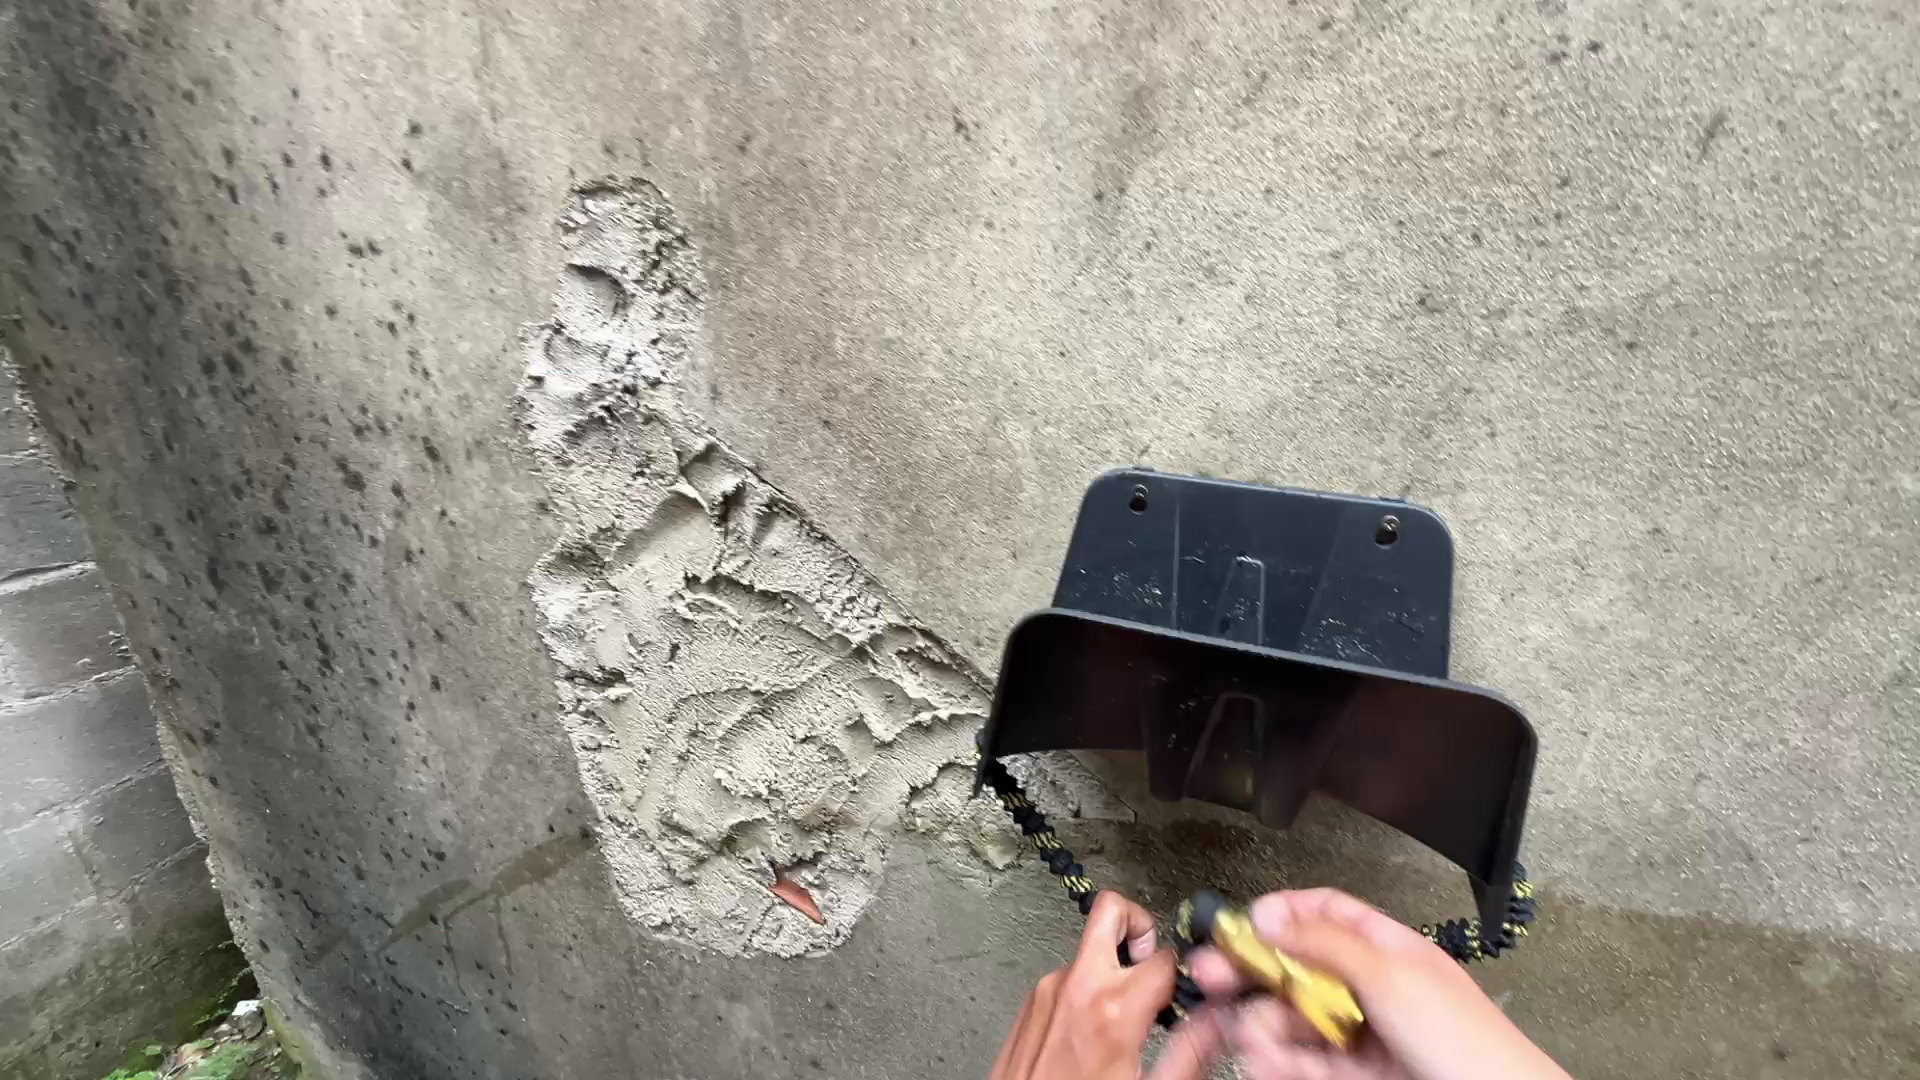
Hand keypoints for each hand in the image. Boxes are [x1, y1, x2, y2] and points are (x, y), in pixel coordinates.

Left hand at [988, 891, 1223, 1079]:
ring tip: (1124, 1012)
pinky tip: (1095, 1028)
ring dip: (1112, 967)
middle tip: (1149, 962)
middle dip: (1139, 926)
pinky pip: (1070, 975)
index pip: (1165, 957)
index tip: (1188, 985)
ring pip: (1091, 946)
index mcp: (1113, 1009)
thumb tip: (1214, 1022)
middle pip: (1111, 909)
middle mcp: (1077, 985)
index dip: (1184, 969)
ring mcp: (1049, 986)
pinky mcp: (1033, 997)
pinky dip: (1089, 989)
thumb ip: (1188, 1052)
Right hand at [1186, 888, 1572, 1079]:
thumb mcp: (1387, 976)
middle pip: (1296, 966)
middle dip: (1252, 970)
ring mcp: (1362, 1034)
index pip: (1322, 912)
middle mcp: (1367, 985)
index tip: (1245, 924)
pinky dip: (1280, 1060)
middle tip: (1207, 974)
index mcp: (1382, 947)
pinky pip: (1308, 1061)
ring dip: (1262, 1022)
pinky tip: (1258, 1061)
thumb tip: (1262, 912)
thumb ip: (1321, 943)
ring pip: (1295, 1017)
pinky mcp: (1356, 1078)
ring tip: (1242, 1036)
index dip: (1282, 913)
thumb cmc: (1459, 1039)